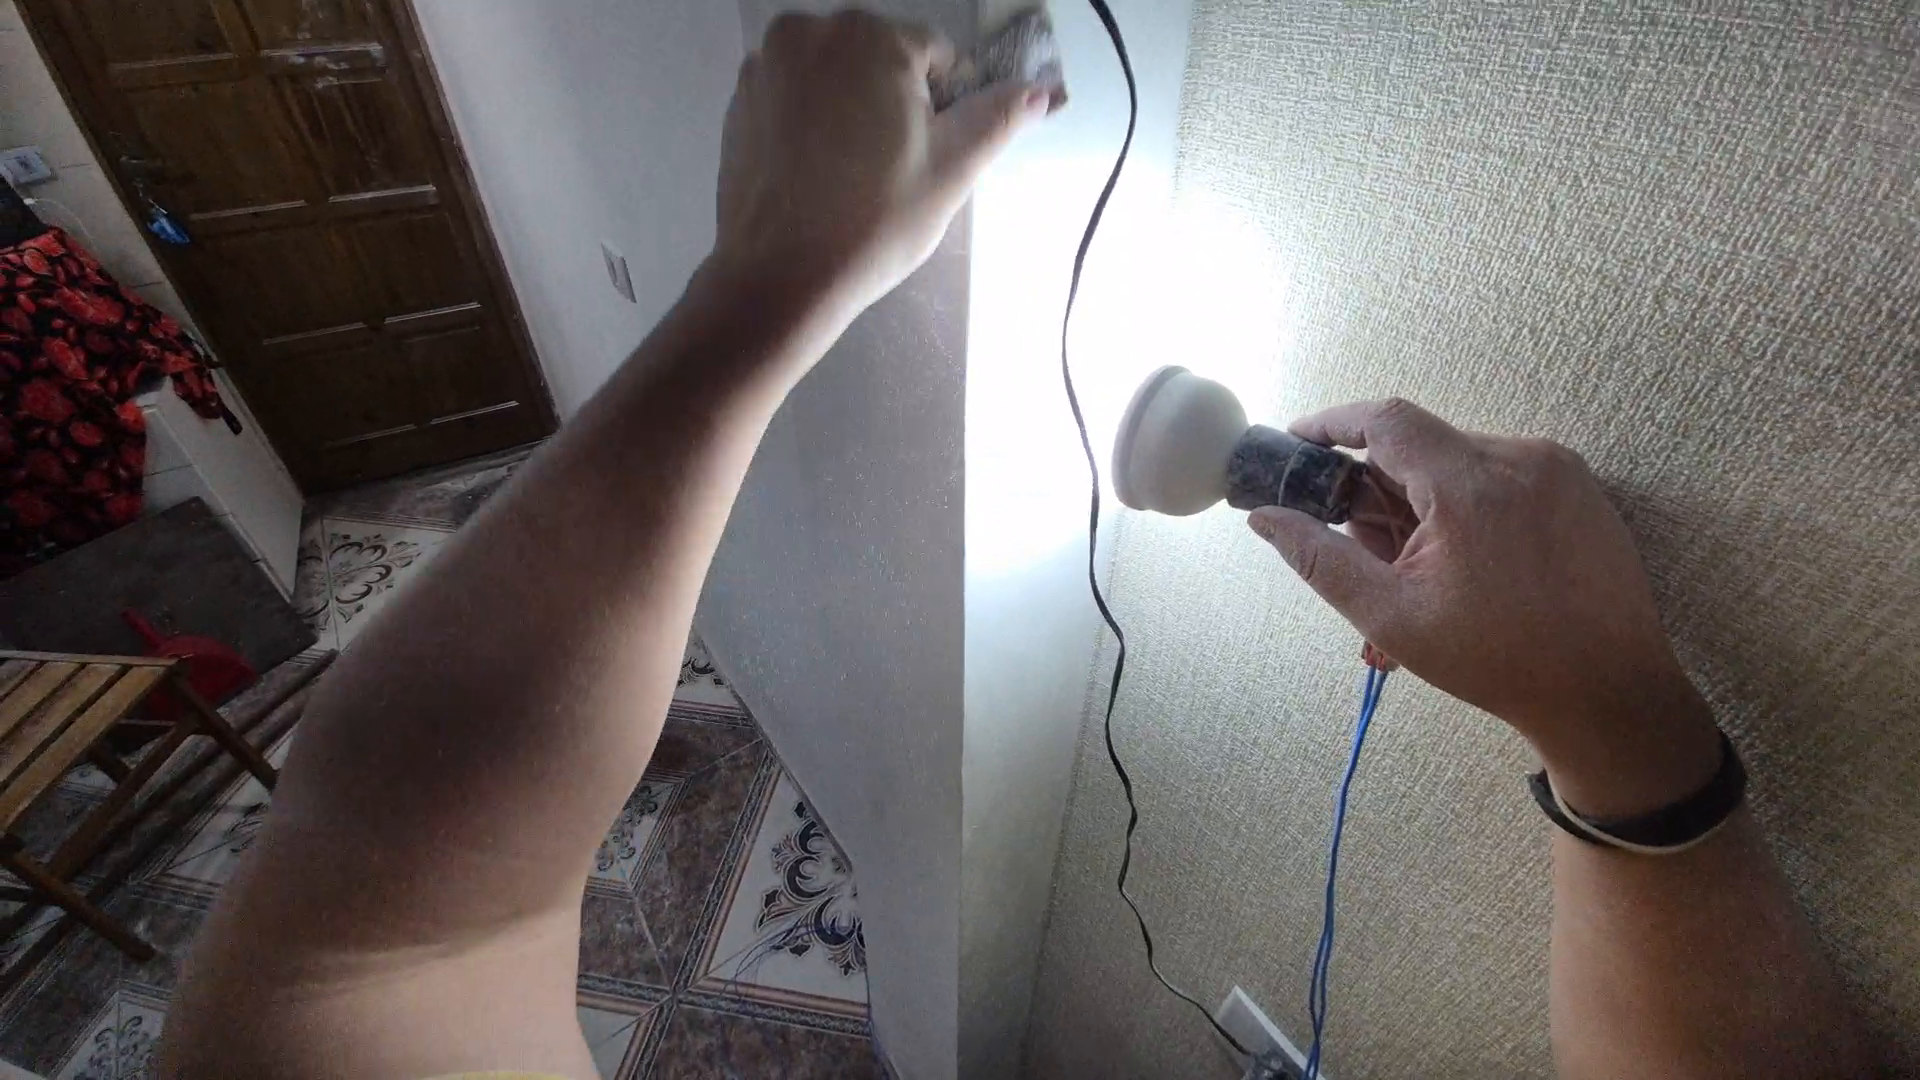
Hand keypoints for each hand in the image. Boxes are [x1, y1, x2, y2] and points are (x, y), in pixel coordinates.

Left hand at [714, 11, 1050, 318]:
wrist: (781, 275)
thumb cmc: (875, 225)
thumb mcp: (951, 174)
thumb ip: (997, 120)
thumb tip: (1040, 90)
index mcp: (874, 36)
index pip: (936, 55)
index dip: (942, 108)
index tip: (925, 160)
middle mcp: (813, 29)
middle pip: (880, 59)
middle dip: (893, 105)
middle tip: (887, 175)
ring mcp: (768, 62)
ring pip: (836, 78)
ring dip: (851, 112)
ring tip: (848, 178)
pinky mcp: (740, 99)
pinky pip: (796, 99)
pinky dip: (810, 125)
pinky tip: (813, 176)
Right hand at [1249, 399, 1720, 816]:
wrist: (1610, 695)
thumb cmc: (1496, 659)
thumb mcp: (1387, 613)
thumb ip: (1317, 556)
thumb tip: (1264, 517)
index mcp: (1472, 487)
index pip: (1385, 420)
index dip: (1330, 423)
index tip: (1296, 442)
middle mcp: (1522, 460)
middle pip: (1415, 448)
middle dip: (1373, 490)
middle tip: (1364, 549)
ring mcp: (1558, 471)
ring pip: (1451, 463)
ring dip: (1413, 504)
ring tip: (1414, 572)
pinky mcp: (1577, 488)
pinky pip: (1491, 477)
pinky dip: (1453, 507)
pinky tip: (1452, 562)